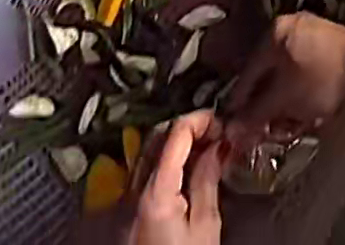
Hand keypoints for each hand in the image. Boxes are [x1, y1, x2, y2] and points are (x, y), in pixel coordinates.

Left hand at [124, 111, 224, 244]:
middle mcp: (131, 196)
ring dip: (177, 143)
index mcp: (155, 194)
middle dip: (189, 127)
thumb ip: (208, 179)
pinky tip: (188, 172)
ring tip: (206, 151)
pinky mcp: (122, 217)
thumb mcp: (205, 225)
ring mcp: (122, 206)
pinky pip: (143, 174)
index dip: (202, 120)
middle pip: (157, 137)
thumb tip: (217, 145)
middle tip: (217, 133)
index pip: (176, 134)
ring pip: (148, 153)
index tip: (223, 123)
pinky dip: (167, 162)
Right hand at [225, 12, 344, 148]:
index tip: (235, 133)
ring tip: (290, 124)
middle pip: (268, 75)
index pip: (246, 75)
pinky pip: (306, 71)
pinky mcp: (329, 44)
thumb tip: (231, 131)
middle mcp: (290, 27)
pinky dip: (303, 92)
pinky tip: (308, 112)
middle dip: (267, 106)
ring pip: (288, 75)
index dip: (239, 107)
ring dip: (286, 103)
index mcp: (273, 33)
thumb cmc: (321, 78)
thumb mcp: (283, 100)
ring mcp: (312, 33)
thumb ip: (253, 115)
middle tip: (266, 131)